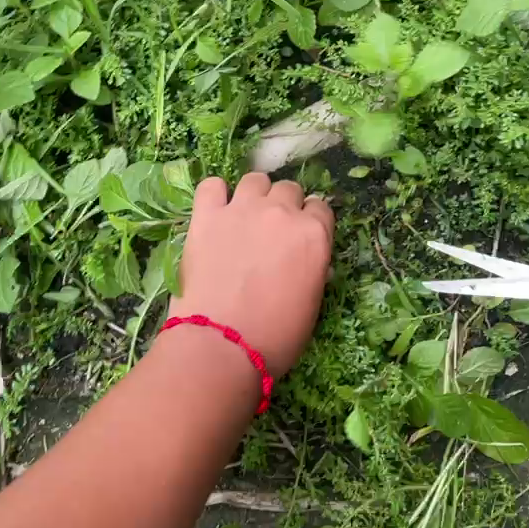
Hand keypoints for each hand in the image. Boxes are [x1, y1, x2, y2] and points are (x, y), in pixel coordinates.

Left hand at [167, 174, 333, 377]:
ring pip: (255, 180)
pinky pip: (212, 185)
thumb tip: (308, 260)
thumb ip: (313, 268)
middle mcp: (282, 212)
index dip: (311, 222)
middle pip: (289, 189)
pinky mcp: (207, 214)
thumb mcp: (312, 303)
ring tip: (244, 217)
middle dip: (284, 206)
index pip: (321, 208)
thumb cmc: (275, 337)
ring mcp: (243, 209)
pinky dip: (215, 195)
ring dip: (254, 195)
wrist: (221, 347)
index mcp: (314, 234)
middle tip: (272, 232)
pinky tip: (215, 211)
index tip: (300, 238)